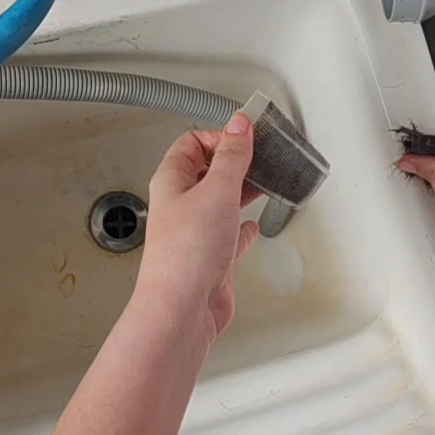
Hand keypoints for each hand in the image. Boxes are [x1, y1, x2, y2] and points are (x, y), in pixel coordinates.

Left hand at [136, 112, 262, 340]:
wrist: (182, 308)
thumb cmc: (185, 254)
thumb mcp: (216, 191)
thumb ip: (232, 157)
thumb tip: (239, 125)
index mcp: (172, 182)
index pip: (192, 143)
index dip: (220, 136)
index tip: (248, 137)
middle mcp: (180, 206)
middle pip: (207, 172)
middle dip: (234, 162)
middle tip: (260, 156)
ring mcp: (196, 233)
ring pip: (220, 202)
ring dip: (241, 191)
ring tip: (262, 181)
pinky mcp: (211, 259)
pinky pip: (228, 236)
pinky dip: (242, 228)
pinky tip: (252, 227)